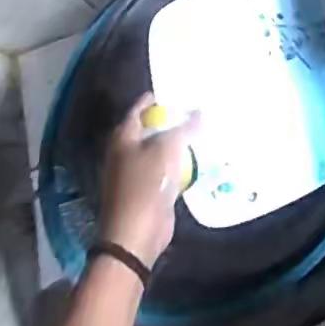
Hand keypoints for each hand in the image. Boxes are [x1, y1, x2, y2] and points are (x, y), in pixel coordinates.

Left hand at [98, 93, 199, 267]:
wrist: (135, 234)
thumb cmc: (146, 184)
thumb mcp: (168, 150)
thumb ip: (184, 129)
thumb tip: (200, 112)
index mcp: (123, 136)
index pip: (140, 108)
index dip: (158, 99)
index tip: (179, 92)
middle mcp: (125, 150)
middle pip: (150, 128)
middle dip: (171, 121)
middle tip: (195, 111)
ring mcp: (135, 172)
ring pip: (159, 150)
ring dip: (176, 144)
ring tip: (201, 132)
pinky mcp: (147, 190)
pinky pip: (164, 169)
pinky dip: (177, 164)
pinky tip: (195, 160)